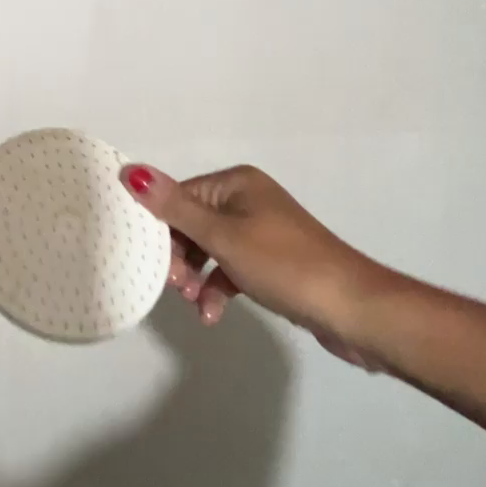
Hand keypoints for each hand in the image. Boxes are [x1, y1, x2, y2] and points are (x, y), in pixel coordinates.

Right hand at [121, 163, 396, 367]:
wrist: (356, 311)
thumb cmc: (285, 264)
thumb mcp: (222, 236)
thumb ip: (173, 208)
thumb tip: (129, 171)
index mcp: (236, 183)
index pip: (180, 198)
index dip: (162, 229)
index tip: (155, 263)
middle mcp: (248, 200)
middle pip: (192, 224)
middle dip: (179, 257)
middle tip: (176, 287)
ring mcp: (262, 232)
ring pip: (210, 249)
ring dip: (196, 277)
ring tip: (195, 304)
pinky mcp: (272, 263)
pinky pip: (231, 268)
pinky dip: (218, 288)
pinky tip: (213, 315)